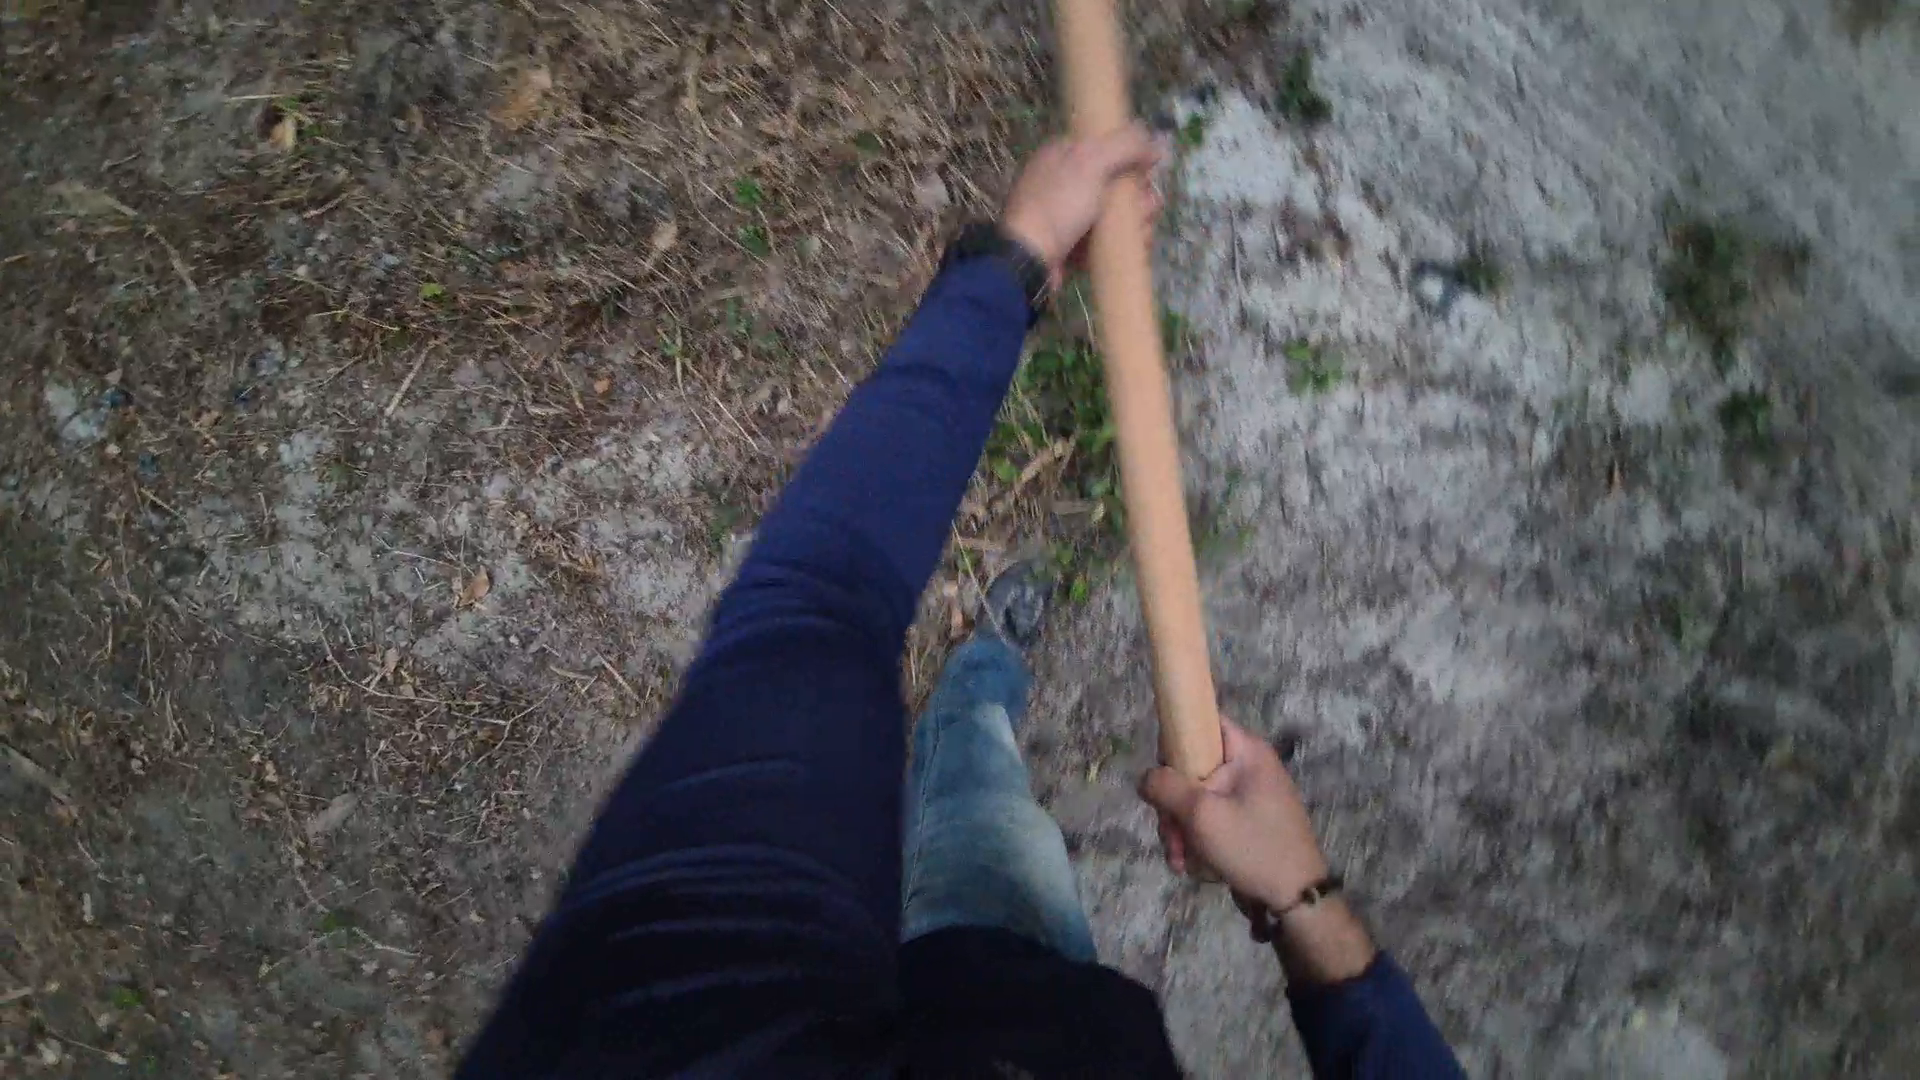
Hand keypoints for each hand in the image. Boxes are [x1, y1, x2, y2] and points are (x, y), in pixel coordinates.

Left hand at [999, 124, 1168, 290]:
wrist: (1030, 261)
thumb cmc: (1058, 205)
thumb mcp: (1091, 161)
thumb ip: (1126, 144)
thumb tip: (1157, 143)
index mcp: (1062, 155)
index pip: (1105, 146)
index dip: (1131, 156)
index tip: (1148, 170)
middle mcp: (1064, 184)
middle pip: (1114, 183)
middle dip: (1138, 195)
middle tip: (1147, 207)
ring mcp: (1068, 219)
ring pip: (1113, 214)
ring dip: (1135, 221)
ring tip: (1144, 231)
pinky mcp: (1072, 248)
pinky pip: (1104, 241)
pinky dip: (1122, 243)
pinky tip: (1136, 246)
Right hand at [1137, 716, 1329, 911]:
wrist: (1298, 904)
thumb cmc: (1253, 847)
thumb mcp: (1202, 814)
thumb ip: (1165, 787)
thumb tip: (1146, 778)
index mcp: (1247, 751)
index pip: (1201, 721)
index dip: (1174, 741)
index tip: (1163, 774)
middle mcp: (1248, 767)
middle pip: (1191, 767)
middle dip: (1173, 804)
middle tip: (1170, 833)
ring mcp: (1247, 796)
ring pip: (1195, 798)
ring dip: (1180, 828)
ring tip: (1179, 859)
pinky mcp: (1245, 822)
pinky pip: (1208, 818)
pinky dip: (1196, 839)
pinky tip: (1191, 865)